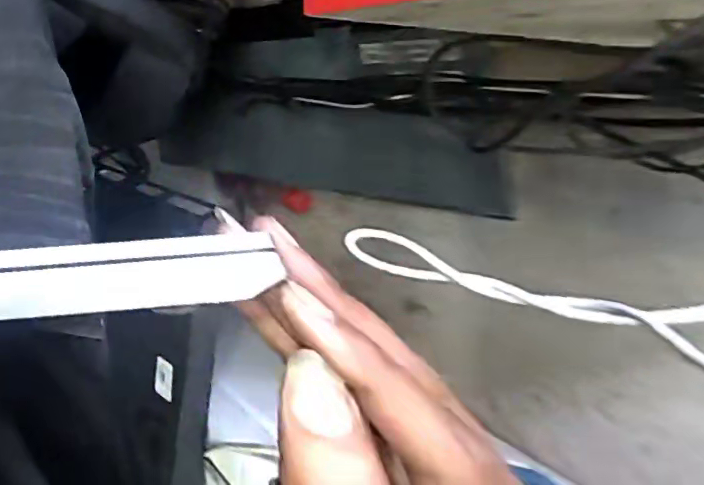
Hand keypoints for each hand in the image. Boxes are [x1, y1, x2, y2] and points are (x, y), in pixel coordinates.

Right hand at [242, 216, 514, 484]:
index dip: (356, 356)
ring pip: (379, 381)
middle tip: (268, 242)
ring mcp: (439, 476)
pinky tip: (273, 314)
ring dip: (311, 312)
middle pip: (412, 386)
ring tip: (264, 258)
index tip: (288, 293)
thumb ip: (338, 478)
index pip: (435, 427)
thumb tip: (309, 377)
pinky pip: (356, 399)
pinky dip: (309, 350)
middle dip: (329, 305)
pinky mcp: (400, 467)